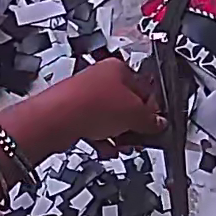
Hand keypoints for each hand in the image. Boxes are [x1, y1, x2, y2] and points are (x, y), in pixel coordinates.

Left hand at [0, 57, 163, 155]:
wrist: (56, 119)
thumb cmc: (89, 104)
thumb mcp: (134, 115)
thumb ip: (151, 120)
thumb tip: (158, 124)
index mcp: (118, 67)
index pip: (145, 87)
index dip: (153, 108)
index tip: (156, 124)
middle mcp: (100, 77)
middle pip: (126, 104)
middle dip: (133, 124)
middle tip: (138, 137)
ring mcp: (85, 95)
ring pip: (109, 117)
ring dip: (117, 134)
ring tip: (120, 145)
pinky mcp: (72, 113)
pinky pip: (93, 127)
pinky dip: (101, 138)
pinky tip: (105, 148)